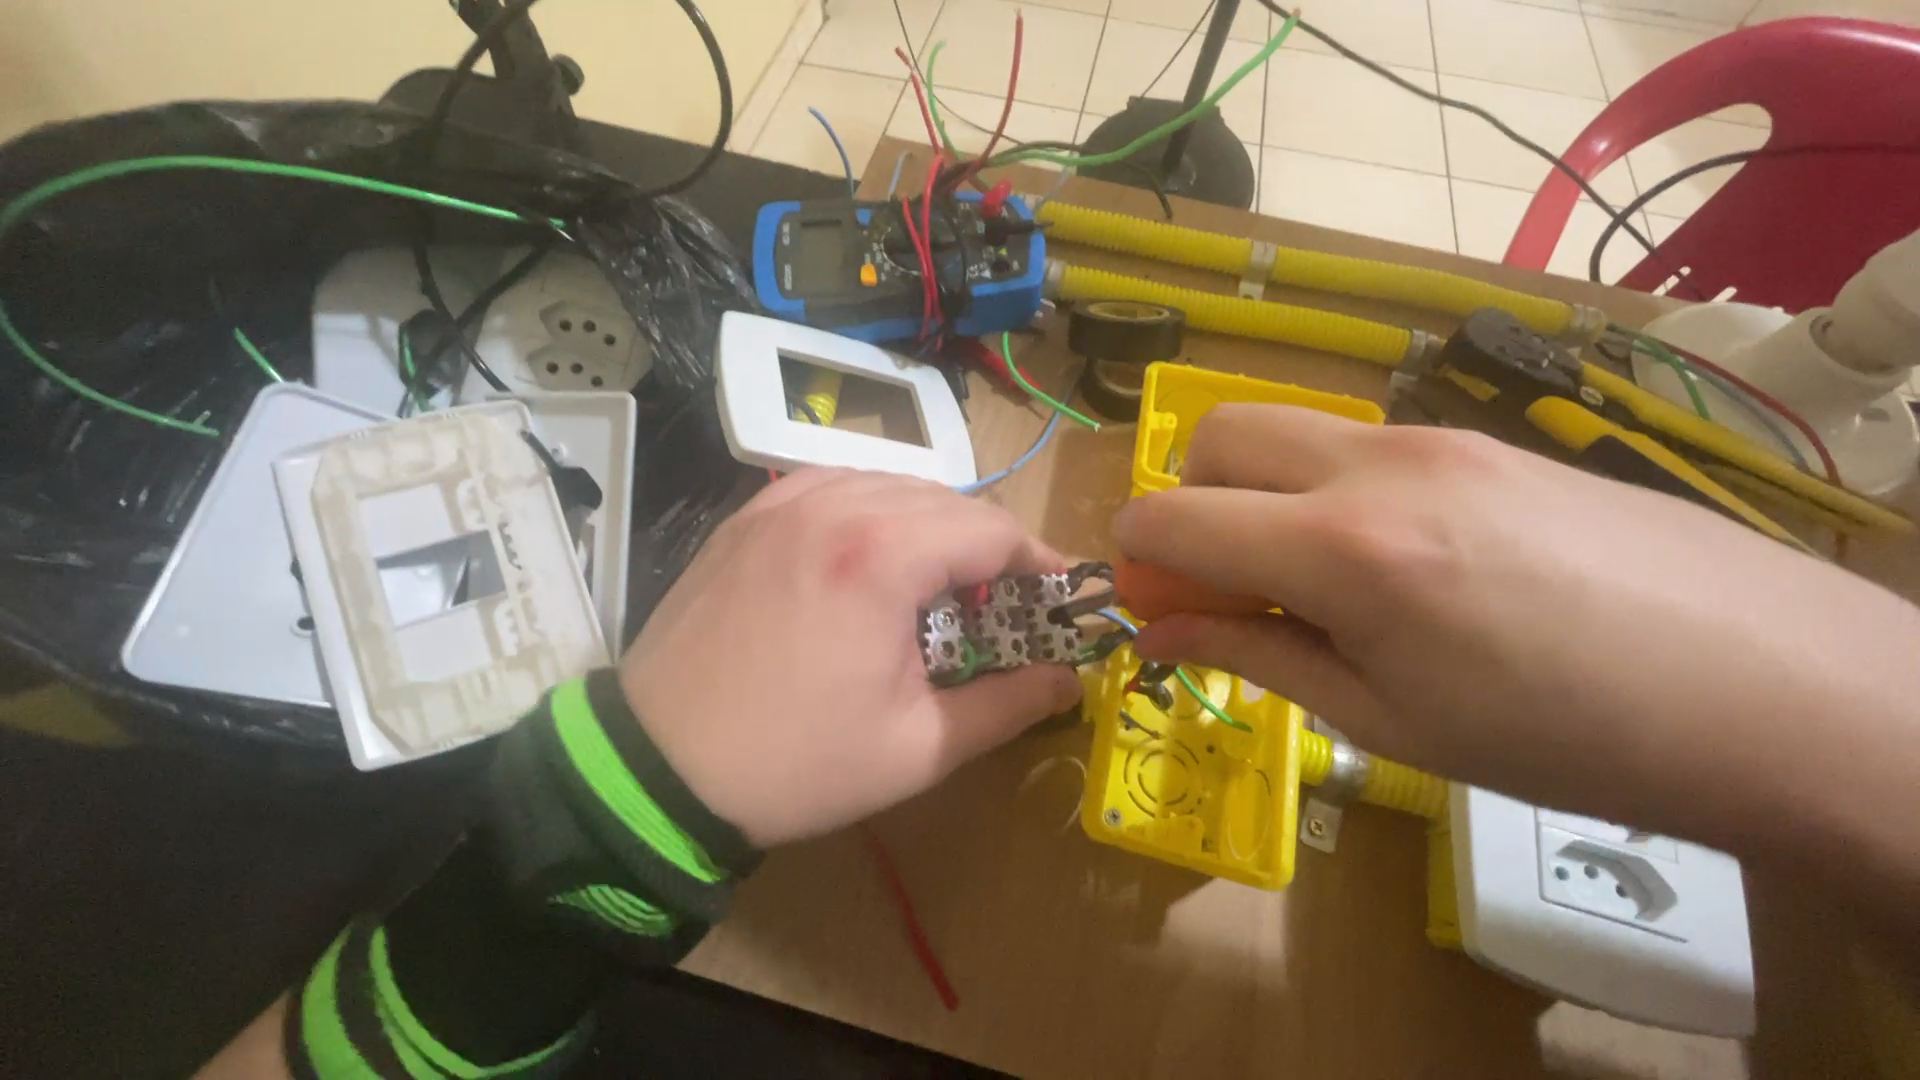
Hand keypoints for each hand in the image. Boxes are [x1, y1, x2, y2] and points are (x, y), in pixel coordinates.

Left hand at [618, 469, 1081, 848]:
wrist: (655, 770)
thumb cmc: (794, 764)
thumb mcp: (916, 748)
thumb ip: (1007, 706)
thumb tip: (1070, 679)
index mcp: (881, 555)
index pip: (991, 528)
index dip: (1038, 559)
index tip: (1058, 593)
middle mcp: (834, 505)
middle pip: (946, 499)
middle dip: (987, 544)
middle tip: (1000, 602)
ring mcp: (781, 503)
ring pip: (890, 483)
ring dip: (931, 523)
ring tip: (939, 580)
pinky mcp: (747, 516)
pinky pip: (832, 486)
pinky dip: (871, 509)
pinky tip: (870, 553)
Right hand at [1113, 404, 1919, 868]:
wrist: (1781, 688)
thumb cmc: (1560, 737)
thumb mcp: (1382, 717)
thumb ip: (1251, 655)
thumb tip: (1155, 633)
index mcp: (1342, 550)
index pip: (1174, 515)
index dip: (1136, 554)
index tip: (1149, 598)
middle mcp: (1374, 466)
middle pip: (1216, 433)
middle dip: (1189, 498)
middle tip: (1228, 576)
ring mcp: (1431, 438)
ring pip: (1285, 428)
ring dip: (1256, 489)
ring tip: (1312, 574)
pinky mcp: (1476, 438)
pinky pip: (1354, 441)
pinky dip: (1321, 487)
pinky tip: (1388, 558)